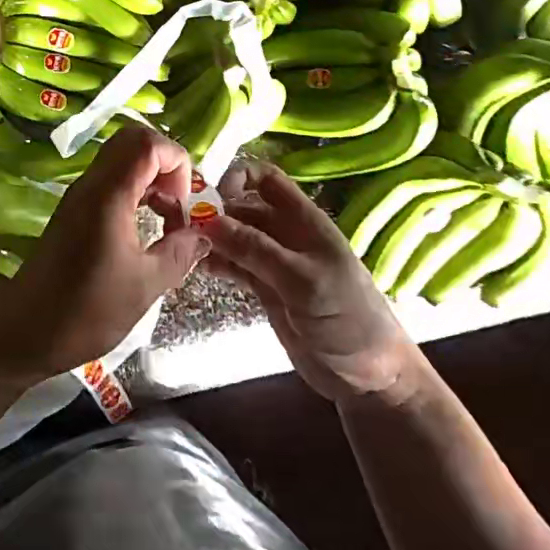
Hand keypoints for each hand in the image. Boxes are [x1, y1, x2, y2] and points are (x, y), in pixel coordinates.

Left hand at [0, 126, 207, 381]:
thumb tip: (203, 236)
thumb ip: (180, 253)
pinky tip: (144, 229)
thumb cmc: (83, 311)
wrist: (20, 335)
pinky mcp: (75, 211)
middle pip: (134, 140)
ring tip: (166, 220)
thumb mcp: (144, 286)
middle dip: (167, 163)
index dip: (178, 163)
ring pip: (123, 158)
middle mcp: (92, 184)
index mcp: (109, 194)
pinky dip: (137, 191)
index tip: (184, 205)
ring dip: (152, 178)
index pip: (149, 143)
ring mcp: (81, 196)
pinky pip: (113, 179)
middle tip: (178, 203)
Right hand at [203, 161, 422, 404]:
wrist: (367, 372)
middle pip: (245, 207)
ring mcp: (275, 262)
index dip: (239, 177)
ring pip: (237, 237)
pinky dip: (218, 263)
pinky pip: (237, 265)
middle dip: (216, 210)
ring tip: (182, 247)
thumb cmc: (345, 315)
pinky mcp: (267, 289)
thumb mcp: (301, 279)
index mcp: (303, 219)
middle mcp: (287, 233)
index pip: (267, 178)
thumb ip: (256, 249)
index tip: (211, 198)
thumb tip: (209, 221)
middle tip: (182, 226)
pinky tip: (196, 267)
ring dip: (212, 238)